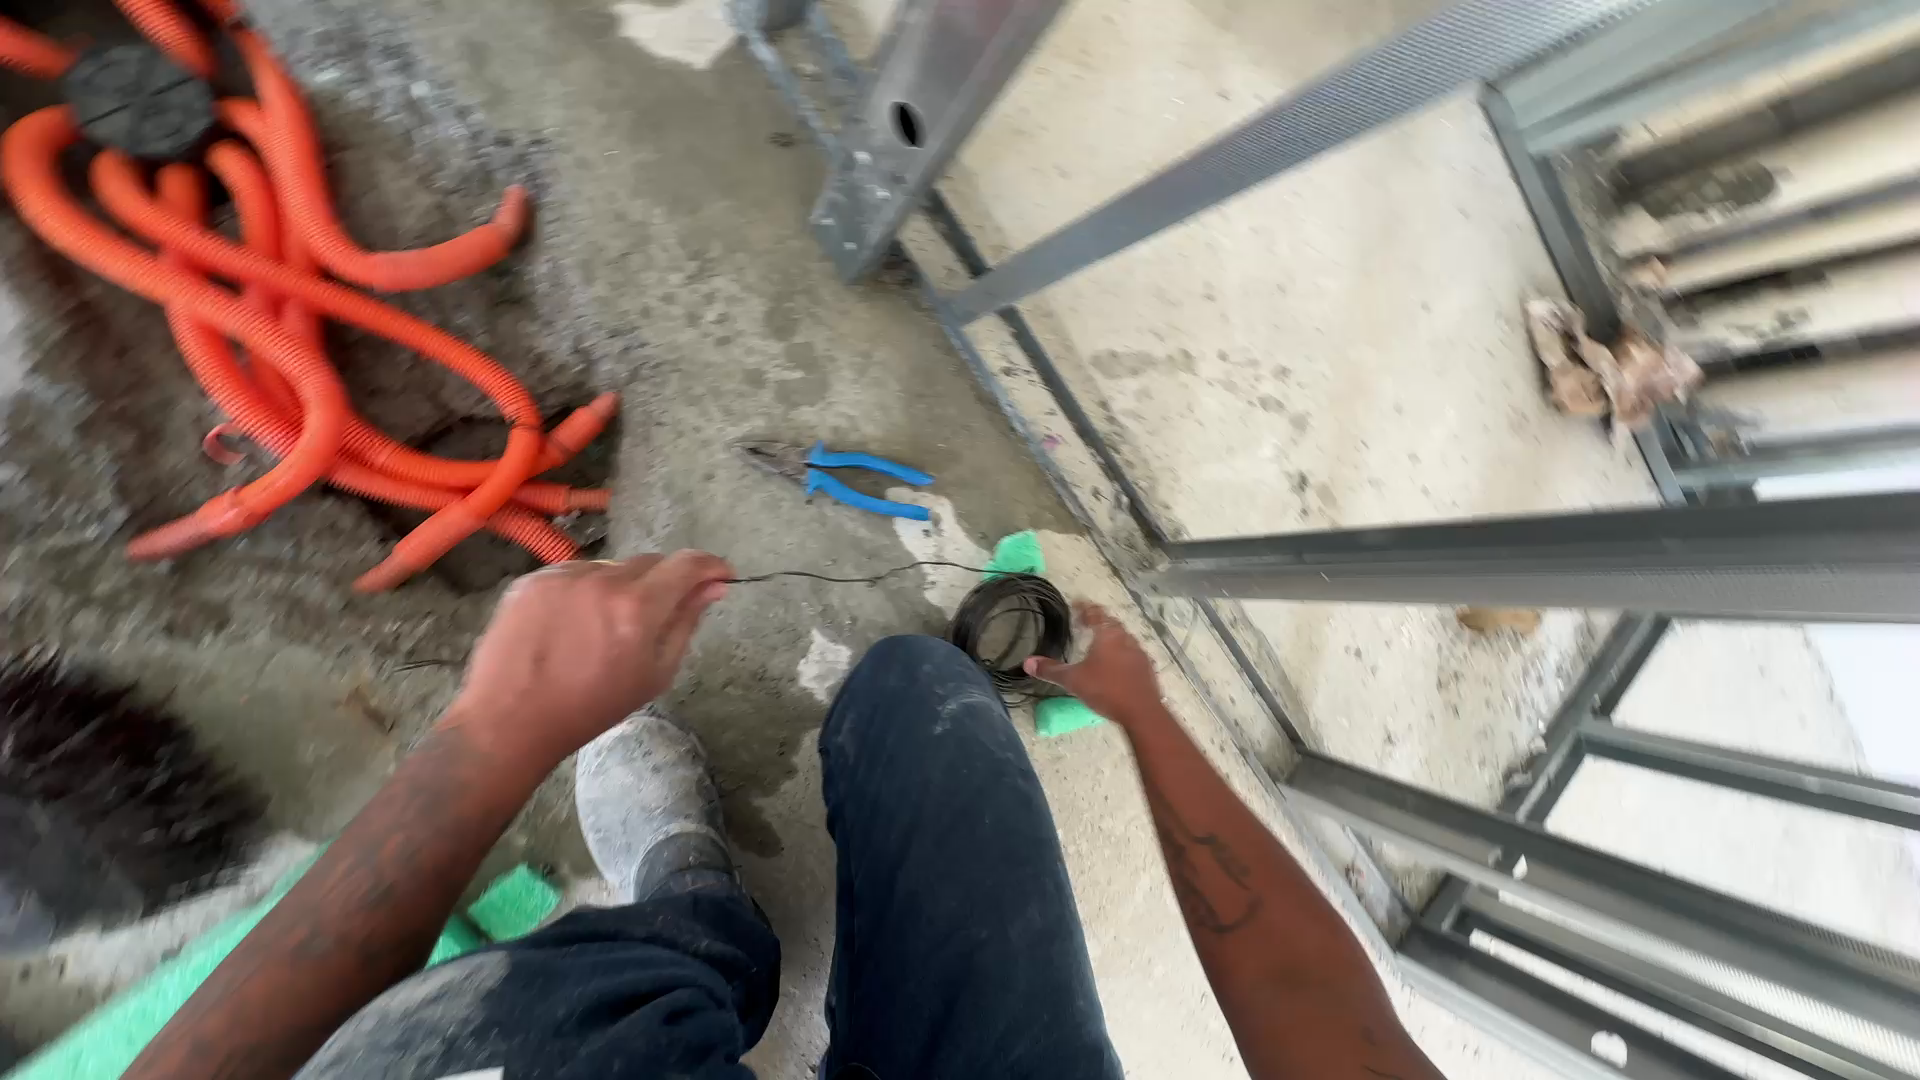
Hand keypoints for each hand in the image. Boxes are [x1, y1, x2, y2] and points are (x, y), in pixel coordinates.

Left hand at [441, 551, 732, 765]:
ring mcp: (563, 576)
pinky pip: (577, 573)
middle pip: (651, 563)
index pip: (688, 564)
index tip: (721, 575)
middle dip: (664, 582)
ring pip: (613, 567)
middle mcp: (602, 580)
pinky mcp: (532, 579)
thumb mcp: (656, 673)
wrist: (509, 721)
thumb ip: (686, 622)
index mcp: (637, 608)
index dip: (711, 565)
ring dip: (623, 586)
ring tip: (605, 625)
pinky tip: (574, 622)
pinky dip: (587, 589)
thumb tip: (714, 587)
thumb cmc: (593, 706)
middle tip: (656, 616)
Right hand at [1022, 602, 1165, 727]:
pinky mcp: (1147, 668)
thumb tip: (1027, 662)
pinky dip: (1122, 653)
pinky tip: (1117, 665)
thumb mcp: (1073, 681)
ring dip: (1112, 637)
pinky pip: (1132, 653)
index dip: (1084, 607)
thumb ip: (1051, 670)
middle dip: (1099, 620)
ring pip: (1124, 637)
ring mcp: (1139, 653)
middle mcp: (1125, 638)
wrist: (1142, 712)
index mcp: (1107, 635)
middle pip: (1111, 623)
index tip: (1077, 603)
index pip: (1094, 613)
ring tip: (1100, 643)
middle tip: (1086, 622)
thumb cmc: (1106, 690)